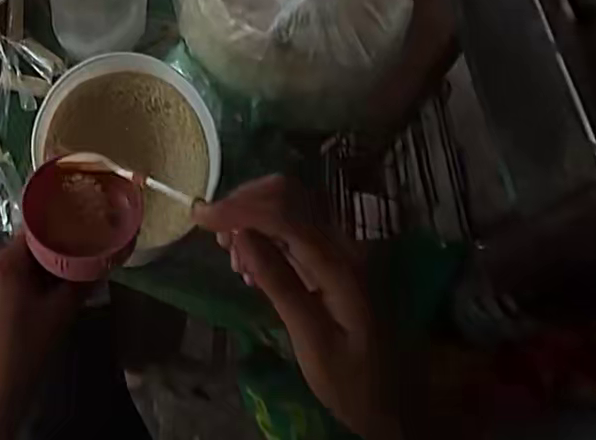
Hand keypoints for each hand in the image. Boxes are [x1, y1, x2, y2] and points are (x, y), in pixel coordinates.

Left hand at [0, 234, 85, 439]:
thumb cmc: (24, 350)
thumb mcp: (60, 313)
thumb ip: (81, 282)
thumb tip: (103, 261)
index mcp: (4, 263)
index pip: (35, 230)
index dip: (61, 224)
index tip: (84, 224)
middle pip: (28, 246)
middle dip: (57, 247)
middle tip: (84, 247)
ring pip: (21, 265)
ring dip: (46, 266)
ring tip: (74, 268)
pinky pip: (13, 280)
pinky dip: (33, 281)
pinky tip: (53, 291)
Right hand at [196, 175, 400, 438]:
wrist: (391, 401)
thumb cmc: (352, 380)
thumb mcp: (313, 344)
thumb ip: (280, 285)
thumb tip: (242, 235)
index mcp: (339, 263)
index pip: (285, 214)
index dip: (241, 207)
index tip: (203, 216)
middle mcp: (341, 242)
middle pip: (286, 194)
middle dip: (244, 203)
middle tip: (214, 232)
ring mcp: (338, 244)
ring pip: (287, 204)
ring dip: (251, 216)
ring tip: (231, 254)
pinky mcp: (330, 253)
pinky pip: (291, 224)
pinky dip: (262, 232)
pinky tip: (249, 262)